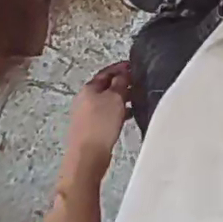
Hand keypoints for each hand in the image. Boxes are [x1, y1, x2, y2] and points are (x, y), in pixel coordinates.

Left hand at [61, 62, 130, 177]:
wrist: (88, 156)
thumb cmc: (101, 124)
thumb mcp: (115, 99)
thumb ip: (120, 84)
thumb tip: (123, 74)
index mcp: (88, 88)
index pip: (106, 72)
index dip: (120, 68)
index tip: (133, 66)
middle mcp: (84, 99)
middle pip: (105, 86)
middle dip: (121, 83)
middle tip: (138, 82)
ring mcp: (86, 114)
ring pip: (106, 101)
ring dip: (120, 98)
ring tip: (137, 98)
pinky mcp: (90, 128)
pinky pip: (106, 114)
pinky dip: (117, 112)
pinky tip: (128, 116)